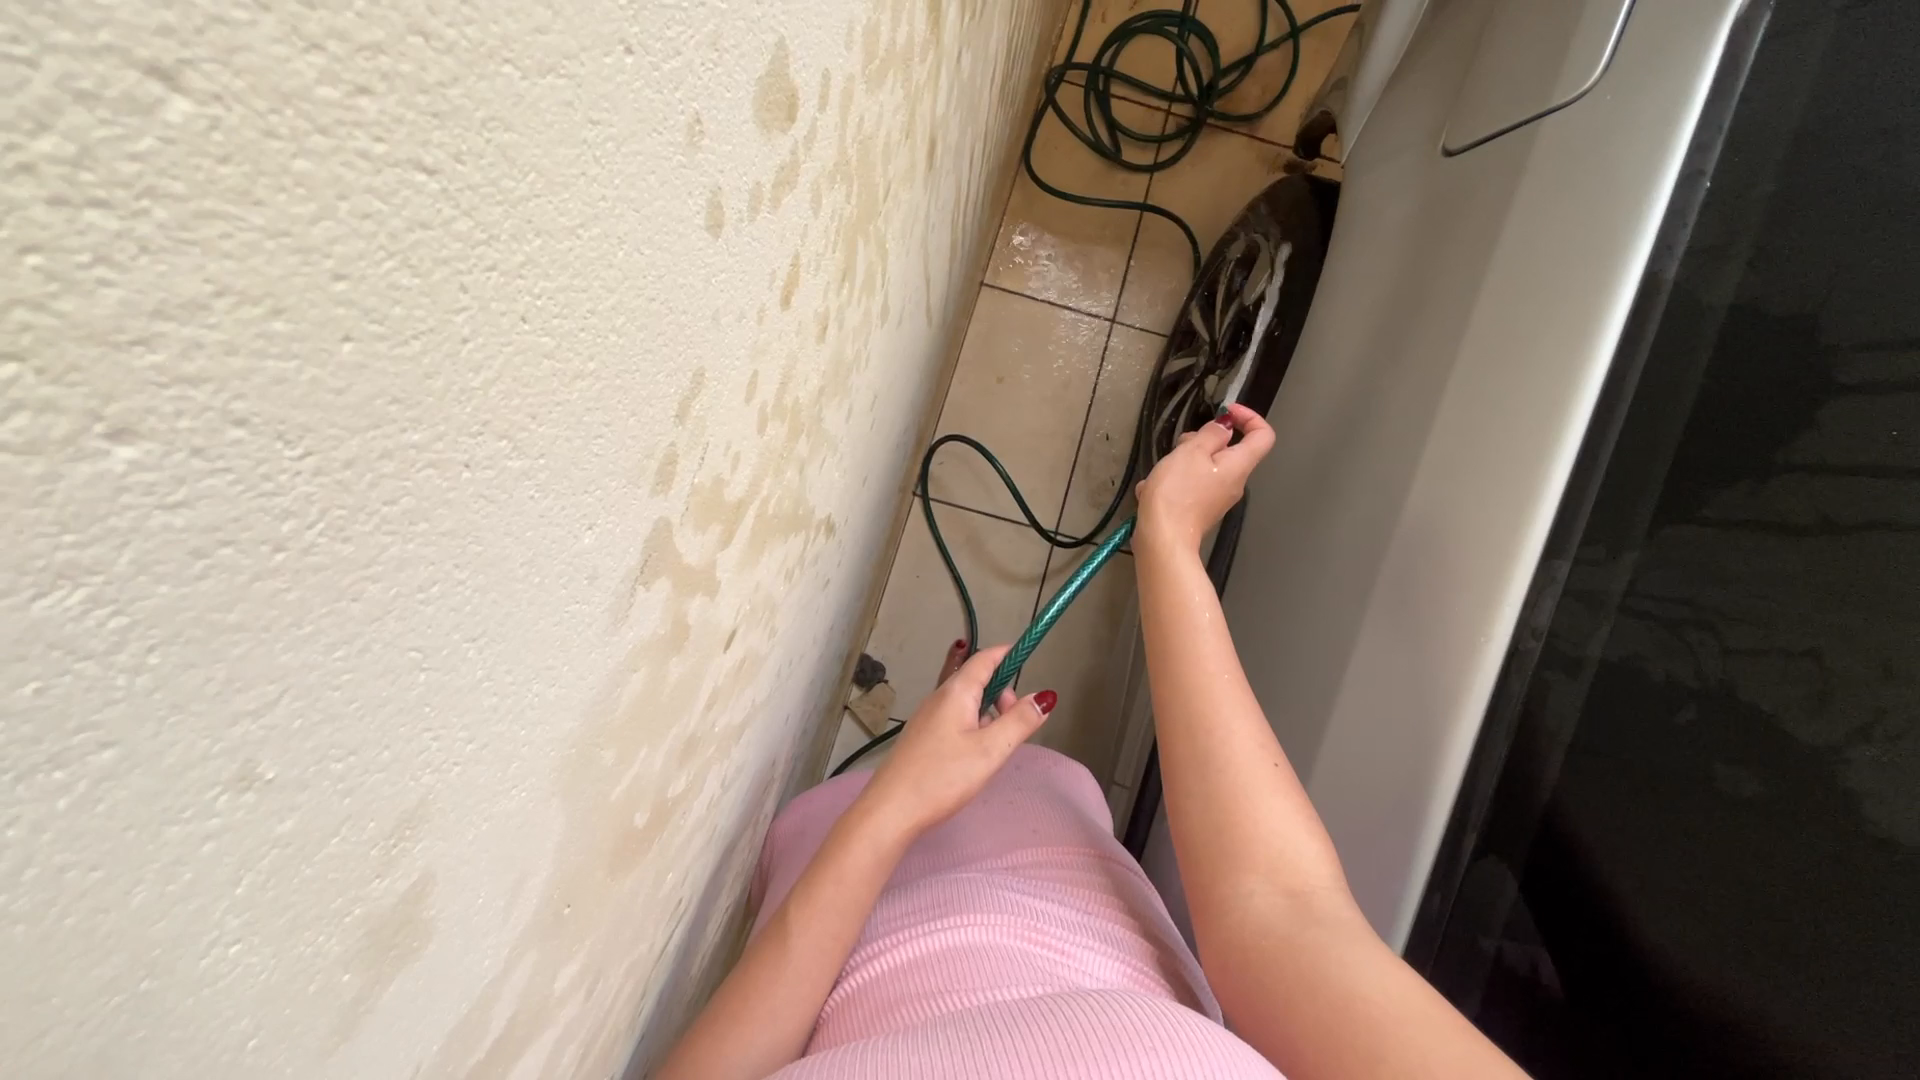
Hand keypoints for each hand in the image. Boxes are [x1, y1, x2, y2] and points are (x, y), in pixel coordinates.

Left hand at [858, 644, 1055, 834]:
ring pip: (966, 703)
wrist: (891, 810)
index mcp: (956, 692)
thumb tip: (1044, 696)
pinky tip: (974, 756)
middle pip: (976, 680)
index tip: (1026, 654)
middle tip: (1015, 723)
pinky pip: (955, 720)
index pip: (984, 659)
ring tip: (995, 747)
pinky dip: (973, 727)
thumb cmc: (943, 777)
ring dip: (988, 714)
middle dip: (1001, 693)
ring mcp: (927, 718)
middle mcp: (939, 698)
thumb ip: (1019, 722)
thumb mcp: (990, 750)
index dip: (1006, 653)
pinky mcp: (922, 738)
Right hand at [1134, 403, 1273, 555]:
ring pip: (1205, 468)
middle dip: (1203, 441)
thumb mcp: (1191, 451)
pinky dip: (1172, 483)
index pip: (1263, 435)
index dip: (1249, 417)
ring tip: (1160, 470)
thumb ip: (1210, 434)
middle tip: (1180, 444)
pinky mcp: (1199, 512)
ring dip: (1183, 462)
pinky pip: (1190, 487)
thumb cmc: (1177, 491)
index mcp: (1238, 465)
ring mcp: (1216, 500)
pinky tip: (1151, 489)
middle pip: (1228, 452)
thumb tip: (1223, 429)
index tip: (1225, 412)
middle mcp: (1233, 483)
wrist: (1163, 538)